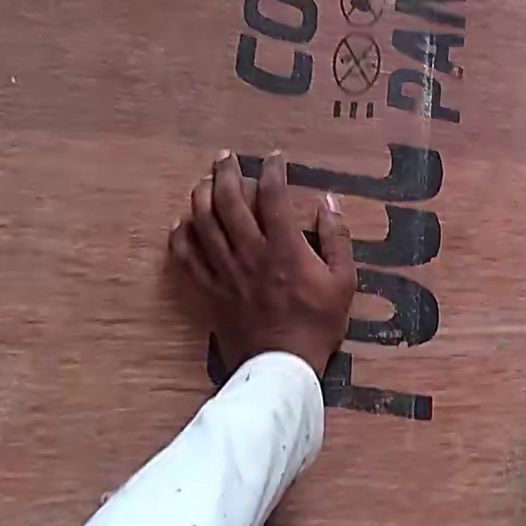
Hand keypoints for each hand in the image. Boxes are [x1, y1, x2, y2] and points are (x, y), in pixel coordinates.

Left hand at [168, 151, 355, 372]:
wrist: (282, 368)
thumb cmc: (317, 324)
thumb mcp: (344, 281)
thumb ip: (337, 239)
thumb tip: (328, 203)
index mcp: (285, 249)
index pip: (273, 197)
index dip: (273, 172)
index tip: (275, 158)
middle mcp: (250, 254)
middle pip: (230, 202)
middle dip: (226, 173)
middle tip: (226, 156)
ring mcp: (225, 273)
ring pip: (204, 224)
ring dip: (202, 196)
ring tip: (206, 180)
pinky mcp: (209, 292)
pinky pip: (187, 259)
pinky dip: (181, 237)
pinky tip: (182, 223)